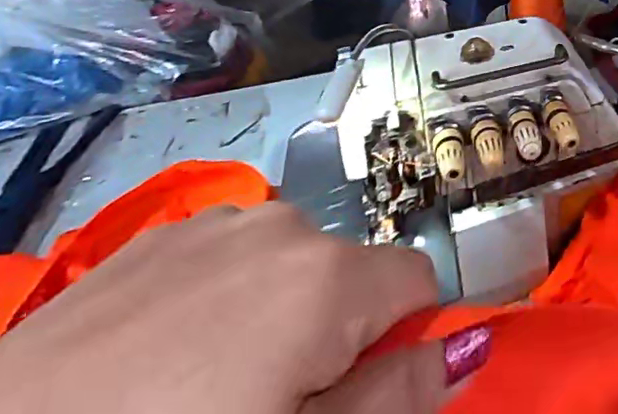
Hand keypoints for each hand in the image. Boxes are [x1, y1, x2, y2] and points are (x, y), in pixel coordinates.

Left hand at [0, 202, 490, 413]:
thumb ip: (393, 400)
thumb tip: (460, 348)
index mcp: (322, 274)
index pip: (418, 279)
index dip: (412, 337)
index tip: (375, 392)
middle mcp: (275, 223)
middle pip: (348, 271)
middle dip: (339, 333)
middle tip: (281, 408)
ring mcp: (210, 221)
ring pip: (285, 262)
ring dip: (279, 315)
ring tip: (215, 388)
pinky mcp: (158, 234)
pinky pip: (226, 257)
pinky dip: (225, 299)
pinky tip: (165, 360)